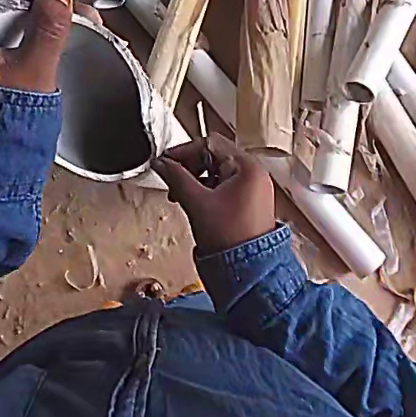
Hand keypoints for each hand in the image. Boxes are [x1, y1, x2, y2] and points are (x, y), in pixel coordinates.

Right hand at [152, 135, 278, 255]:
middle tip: (171, 177)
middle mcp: (254, 174)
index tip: (166, 161)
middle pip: (214, 155)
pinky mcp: (248, 202)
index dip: (185, 151)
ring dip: (195, 178)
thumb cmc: (230, 239)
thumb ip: (176, 178)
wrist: (249, 272)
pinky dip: (206, 189)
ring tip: (180, 193)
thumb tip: (161, 164)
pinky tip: (193, 201)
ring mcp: (252, 188)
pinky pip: (224, 185)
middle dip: (190, 166)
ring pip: (217, 171)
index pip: (211, 143)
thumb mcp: (197, 203)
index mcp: (247, 168)